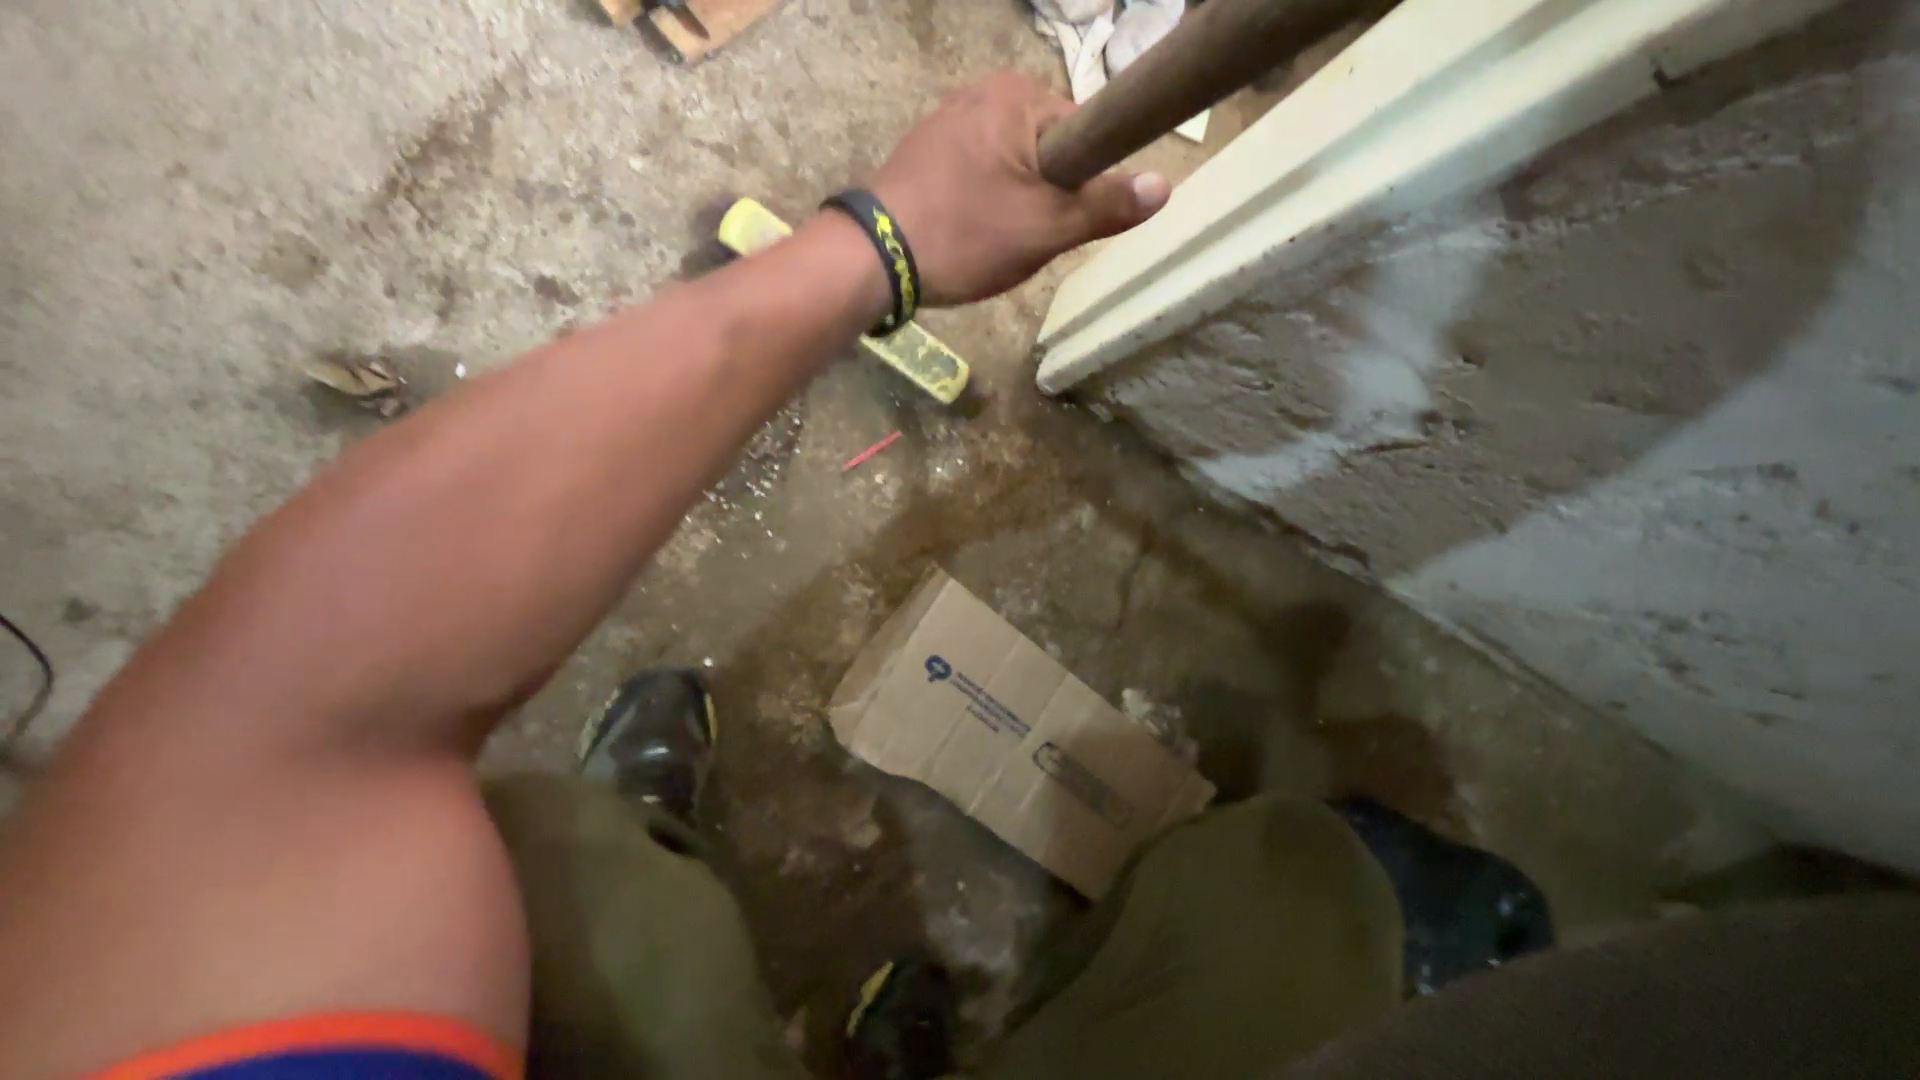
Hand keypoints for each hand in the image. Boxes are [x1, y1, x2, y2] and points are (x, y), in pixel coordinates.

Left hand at [866, 72, 1170, 307]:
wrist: (875, 258)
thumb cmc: (967, 234)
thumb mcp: (1048, 227)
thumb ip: (1107, 205)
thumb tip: (1165, 184)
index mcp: (1018, 94)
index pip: (1084, 131)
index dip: (1086, 182)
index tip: (1067, 220)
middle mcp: (981, 92)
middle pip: (1047, 151)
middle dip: (1046, 197)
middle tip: (1026, 239)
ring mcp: (946, 120)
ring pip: (1010, 168)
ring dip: (1013, 205)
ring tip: (991, 240)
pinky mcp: (922, 152)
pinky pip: (975, 175)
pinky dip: (980, 204)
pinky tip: (966, 233)